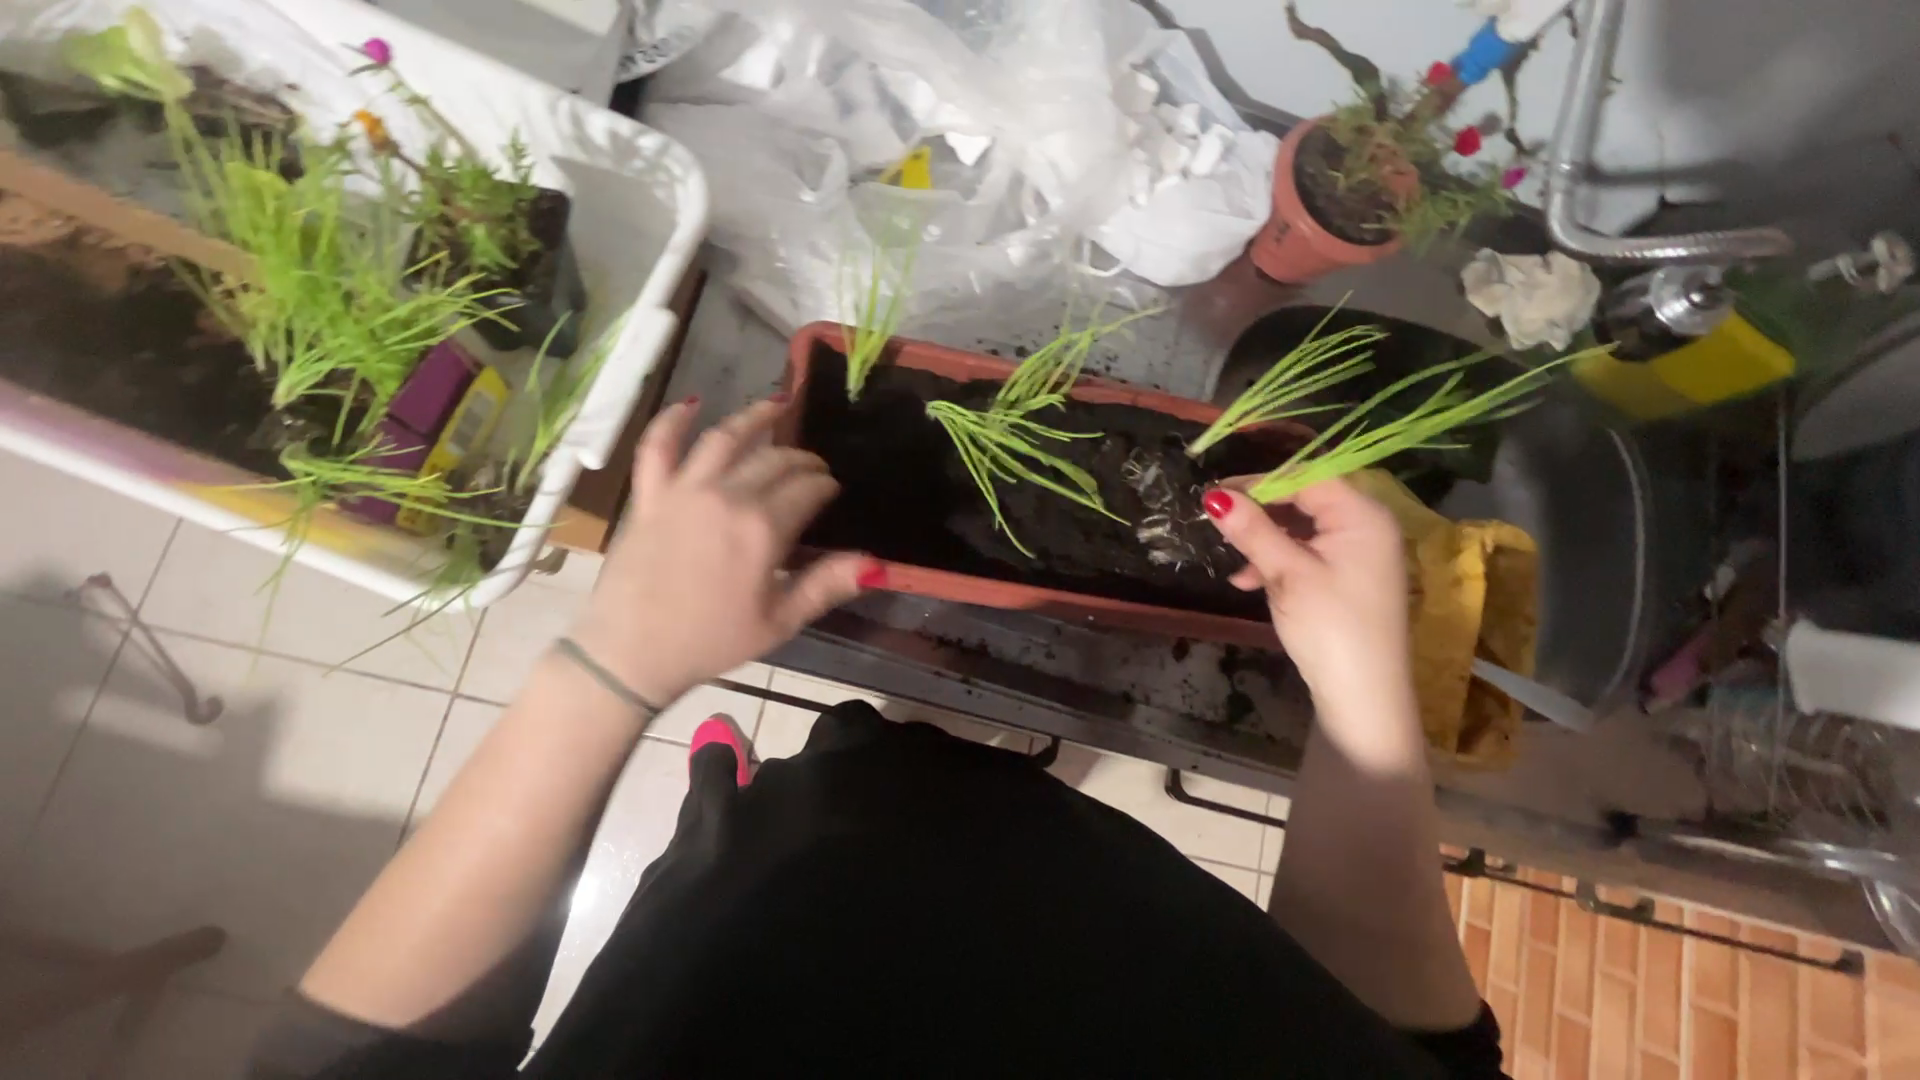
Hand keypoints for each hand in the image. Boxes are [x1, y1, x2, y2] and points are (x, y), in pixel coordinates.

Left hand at [569, 396, 878, 707]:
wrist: (631, 653)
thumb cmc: (711, 641)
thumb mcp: (779, 622)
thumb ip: (825, 585)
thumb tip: (875, 563)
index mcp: (763, 528)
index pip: (807, 489)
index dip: (825, 485)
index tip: (832, 490)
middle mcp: (726, 496)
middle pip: (774, 461)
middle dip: (801, 460)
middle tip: (813, 468)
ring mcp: (683, 490)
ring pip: (724, 438)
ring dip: (754, 418)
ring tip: (777, 406)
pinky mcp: (648, 495)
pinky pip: (658, 446)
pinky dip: (673, 421)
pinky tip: (692, 403)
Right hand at [1202, 478, 1411, 712]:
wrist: (1362, 695)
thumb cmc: (1329, 626)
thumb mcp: (1285, 574)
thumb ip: (1252, 530)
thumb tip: (1214, 496)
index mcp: (1362, 515)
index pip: (1307, 477)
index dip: (1260, 482)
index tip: (1215, 494)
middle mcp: (1366, 525)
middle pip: (1305, 499)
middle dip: (1261, 511)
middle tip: (1220, 522)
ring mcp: (1359, 553)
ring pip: (1302, 528)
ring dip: (1265, 539)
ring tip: (1234, 558)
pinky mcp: (1347, 577)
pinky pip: (1307, 553)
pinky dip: (1278, 561)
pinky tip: (1249, 581)